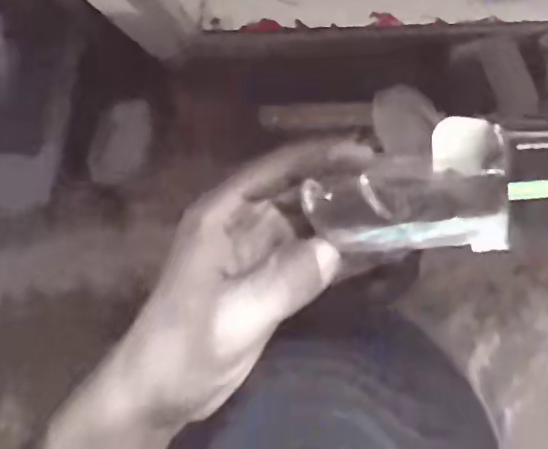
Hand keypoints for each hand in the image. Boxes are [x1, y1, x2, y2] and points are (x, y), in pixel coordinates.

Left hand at [45, 140, 372, 448]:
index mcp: (224, 210)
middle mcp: (243, 219)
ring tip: (390, 209)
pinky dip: (338, 253)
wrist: (157, 395)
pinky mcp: (269, 276)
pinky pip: (310, 255)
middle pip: (298, 187)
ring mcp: (258, 248)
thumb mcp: (232, 315)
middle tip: (388, 179)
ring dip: (344, 215)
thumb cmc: (183, 345)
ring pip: (308, 219)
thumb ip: (282, 281)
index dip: (319, 154)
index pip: (277, 167)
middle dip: (340, 180)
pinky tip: (374, 252)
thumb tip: (334, 249)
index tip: (363, 152)